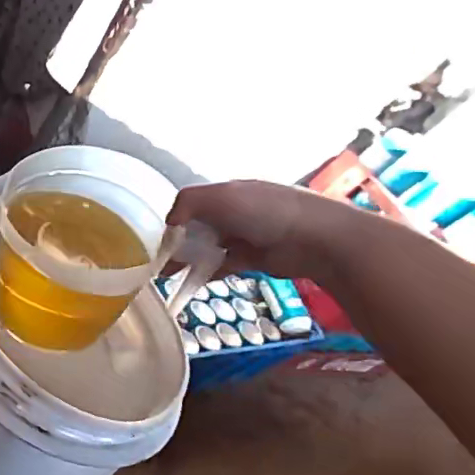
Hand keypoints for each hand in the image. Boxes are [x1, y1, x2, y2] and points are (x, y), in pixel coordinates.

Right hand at [167, 180, 379, 282]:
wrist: (316, 239)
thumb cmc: (265, 212)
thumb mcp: (219, 196)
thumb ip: (187, 203)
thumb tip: (169, 223)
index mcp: (228, 192)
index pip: (191, 205)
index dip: (174, 221)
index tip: (157, 240)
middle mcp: (235, 212)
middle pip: (197, 227)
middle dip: (177, 243)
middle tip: (158, 262)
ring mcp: (244, 236)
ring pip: (207, 248)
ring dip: (188, 261)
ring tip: (168, 277)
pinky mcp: (252, 259)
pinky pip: (221, 266)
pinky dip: (205, 274)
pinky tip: (190, 282)